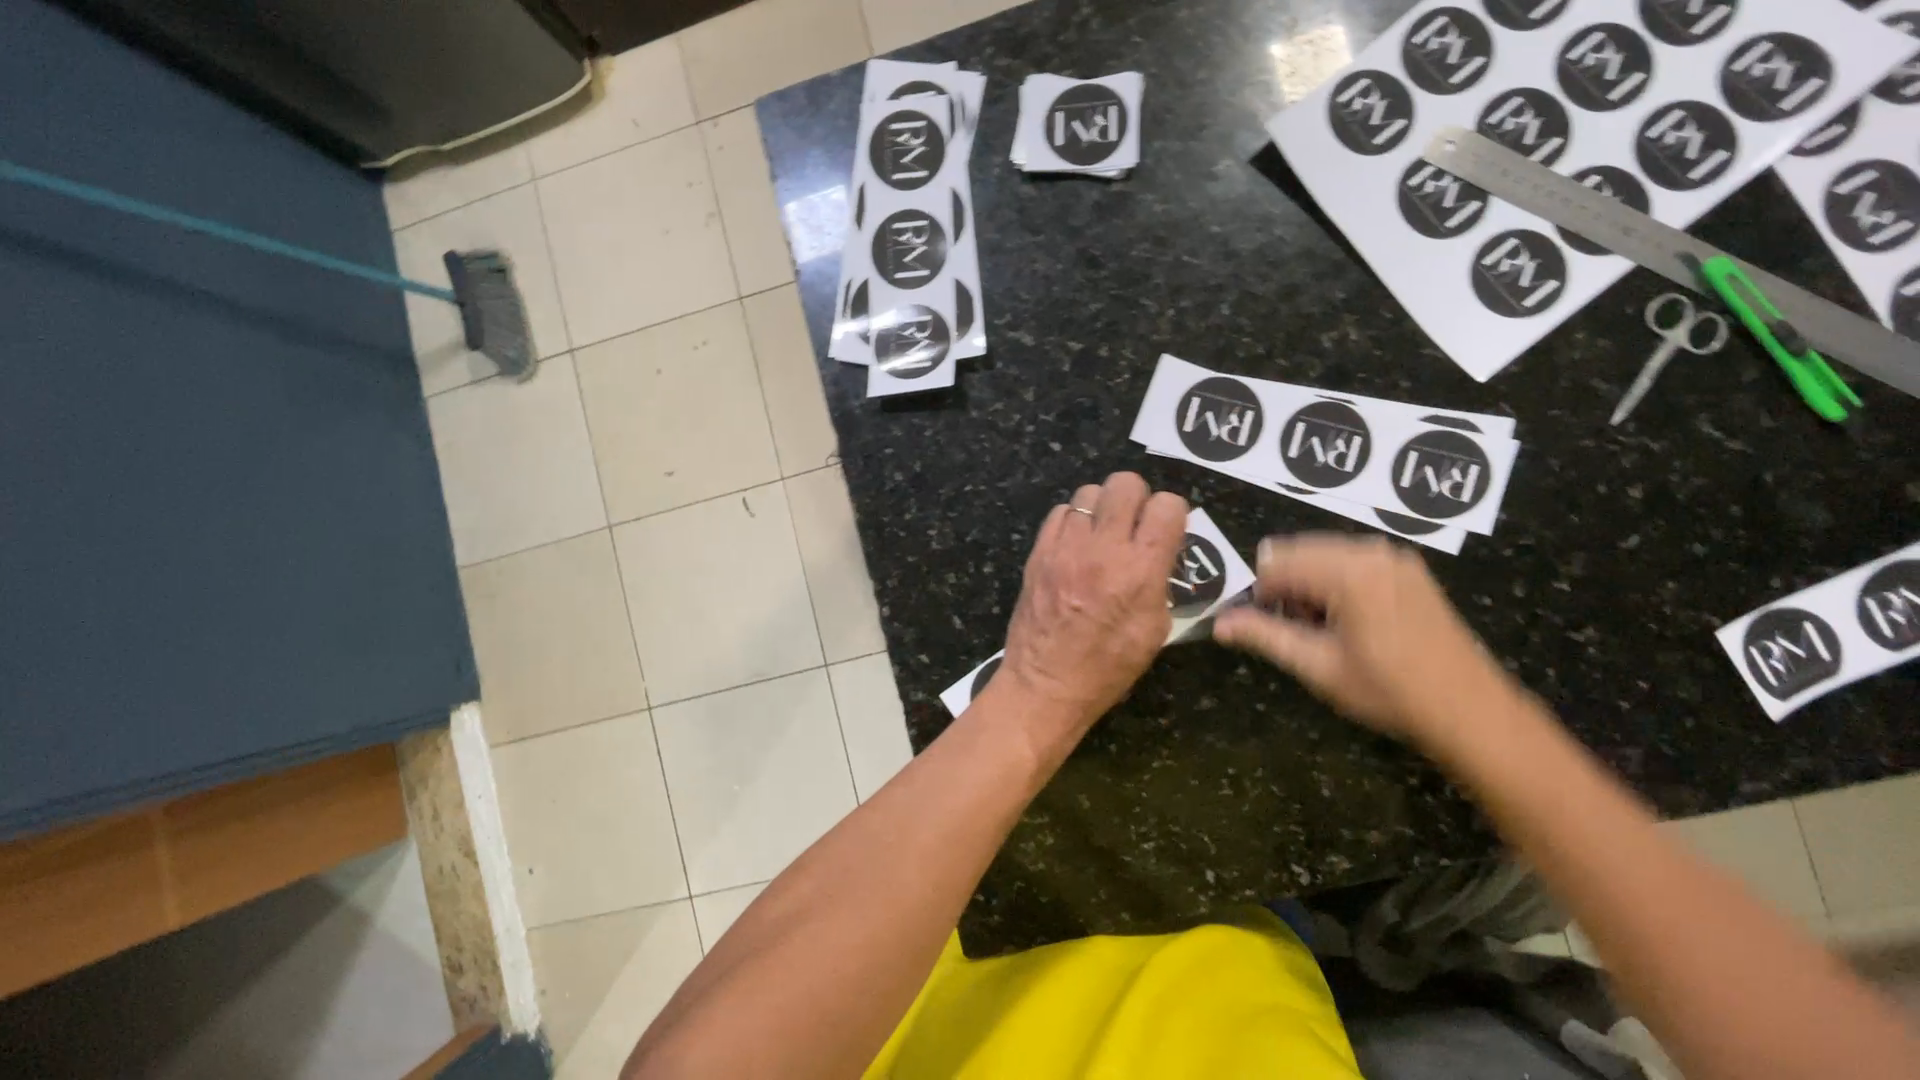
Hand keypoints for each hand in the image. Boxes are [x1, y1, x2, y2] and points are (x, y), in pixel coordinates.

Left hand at [991, 473, 1187, 745]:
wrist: (1046, 684)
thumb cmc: (1108, 667)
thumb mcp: (1156, 630)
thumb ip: (1161, 581)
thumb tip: (1161, 552)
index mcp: (1141, 571)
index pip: (1168, 506)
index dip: (1173, 514)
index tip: (1168, 530)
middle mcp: (1103, 549)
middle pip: (1126, 483)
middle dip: (1138, 499)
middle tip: (1135, 525)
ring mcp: (1066, 547)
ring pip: (1090, 492)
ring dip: (1103, 508)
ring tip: (1104, 535)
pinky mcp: (1039, 552)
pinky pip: (1061, 512)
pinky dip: (1073, 522)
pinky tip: (1077, 546)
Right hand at [1211, 534, 1521, 747]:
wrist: (1469, 709)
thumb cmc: (1388, 691)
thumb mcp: (1318, 666)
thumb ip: (1264, 636)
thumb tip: (1219, 624)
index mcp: (1347, 571)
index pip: (1276, 563)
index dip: (1261, 595)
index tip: (1267, 628)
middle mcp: (1371, 551)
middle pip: (1299, 551)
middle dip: (1287, 587)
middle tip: (1298, 632)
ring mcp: (1394, 557)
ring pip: (1324, 555)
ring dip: (1311, 585)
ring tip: (1324, 631)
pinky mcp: (1408, 568)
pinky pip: (1353, 561)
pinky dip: (1337, 583)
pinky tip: (1349, 623)